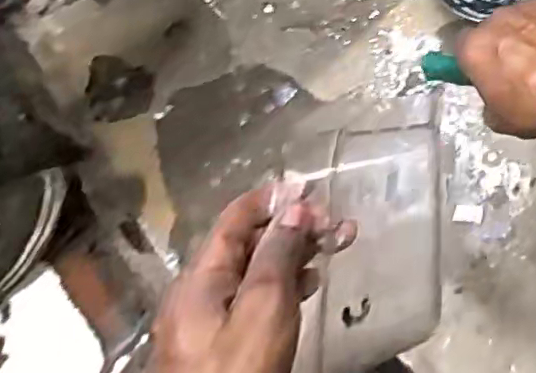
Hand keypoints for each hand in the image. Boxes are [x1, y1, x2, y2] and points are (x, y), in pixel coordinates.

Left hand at [151, 182, 355, 372]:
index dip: (273, 196)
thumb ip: (279, 250)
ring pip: (256, 268)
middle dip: (293, 224)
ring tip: (337, 243)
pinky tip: (312, 281)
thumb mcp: (265, 306)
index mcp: (198, 279)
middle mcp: (198, 294)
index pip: (235, 217)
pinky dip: (286, 281)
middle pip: (247, 241)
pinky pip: (255, 297)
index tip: (313, 188)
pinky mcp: (222, 347)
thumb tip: (294, 207)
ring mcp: (208, 323)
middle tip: (335, 222)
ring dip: (296, 250)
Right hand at [455, 0, 535, 139]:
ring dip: (530, 32)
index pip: (461, 45)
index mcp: (475, 46)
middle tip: (519, 66)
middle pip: (493, 27)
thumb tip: (495, 89)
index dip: (472, 58)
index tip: (483, 71)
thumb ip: (488, 97)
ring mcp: (530, 5)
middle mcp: (497, 18)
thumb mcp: (499, 118)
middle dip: (502, 43)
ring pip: (523, 17)